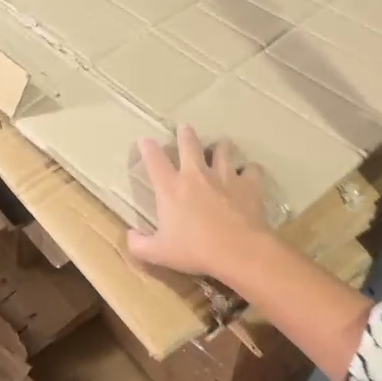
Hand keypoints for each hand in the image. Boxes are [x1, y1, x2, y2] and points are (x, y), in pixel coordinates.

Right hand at [128, 124, 271, 279]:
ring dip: (220, 146)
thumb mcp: (158, 253)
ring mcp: (224, 177)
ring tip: (220, 145)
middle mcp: (196, 175)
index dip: (147, 148)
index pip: (154, 161)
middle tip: (184, 127)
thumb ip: (139, 245)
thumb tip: (130, 236)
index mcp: (171, 189)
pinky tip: (249, 173)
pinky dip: (249, 170)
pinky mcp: (248, 185)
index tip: (144, 139)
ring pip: (222, 150)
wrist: (238, 251)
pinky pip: (251, 169)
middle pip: (189, 145)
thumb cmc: (194, 251)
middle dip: (185, 134)